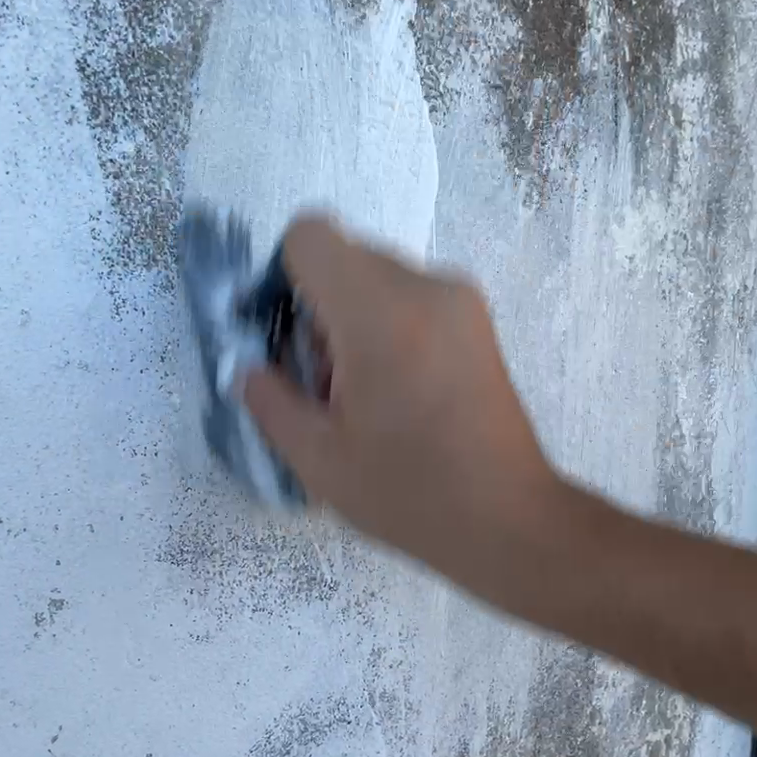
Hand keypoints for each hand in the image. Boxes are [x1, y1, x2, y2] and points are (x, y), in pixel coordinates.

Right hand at [243, 213, 560, 576]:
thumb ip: (268, 401)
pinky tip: (397, 393)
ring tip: (364, 396)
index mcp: (380, 313)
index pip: (309, 236)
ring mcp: (460, 299)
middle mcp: (426, 286)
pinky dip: (386, 328)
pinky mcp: (477, 319)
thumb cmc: (409, 495)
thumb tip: (249, 369)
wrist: (507, 519)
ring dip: (350, 322)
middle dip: (316, 311)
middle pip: (342, 258)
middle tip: (325, 386)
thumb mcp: (317, 459)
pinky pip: (409, 297)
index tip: (285, 340)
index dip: (280, 279)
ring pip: (375, 278)